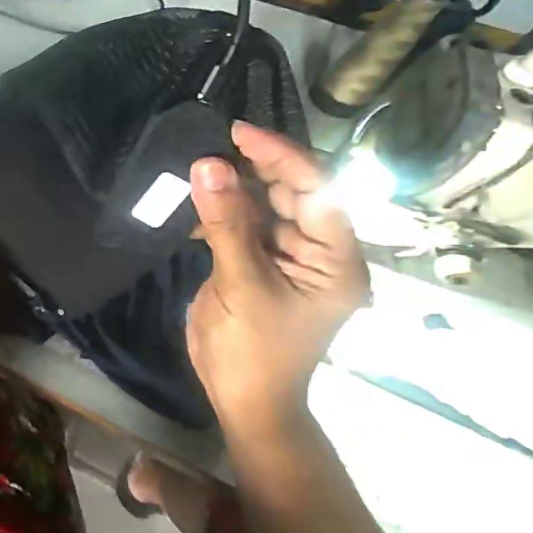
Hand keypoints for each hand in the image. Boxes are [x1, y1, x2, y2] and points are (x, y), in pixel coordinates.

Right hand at [186, 121, 368, 437]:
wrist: (242, 400)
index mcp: (336, 260)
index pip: (318, 193)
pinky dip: (220, 207)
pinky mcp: (258, 261)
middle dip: (255, 167)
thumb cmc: (255, 352)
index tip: (239, 132)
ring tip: (199, 161)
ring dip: (233, 184)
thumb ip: (227, 223)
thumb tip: (208, 164)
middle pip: (291, 192)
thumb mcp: (242, 286)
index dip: (283, 157)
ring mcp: (287, 255)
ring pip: (264, 203)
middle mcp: (318, 251)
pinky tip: (196, 195)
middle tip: (211, 142)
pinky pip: (242, 221)